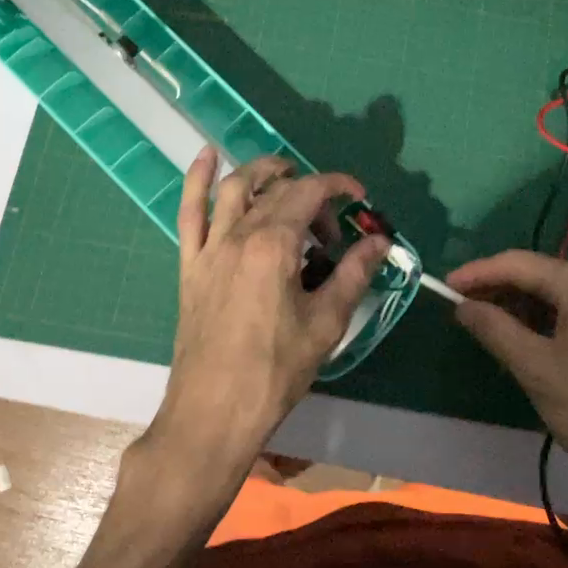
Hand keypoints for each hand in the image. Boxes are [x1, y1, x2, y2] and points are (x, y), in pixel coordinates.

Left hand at [146, 148, 390, 472]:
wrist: (214, 412)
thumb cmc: (275, 371)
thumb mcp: (326, 322)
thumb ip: (353, 274)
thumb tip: (379, 240)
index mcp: (274, 245)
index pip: (310, 192)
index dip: (338, 186)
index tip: (360, 197)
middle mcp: (239, 235)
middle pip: (278, 192)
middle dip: (310, 196)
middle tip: (329, 229)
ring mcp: (210, 248)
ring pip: (232, 188)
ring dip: (261, 171)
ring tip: (283, 174)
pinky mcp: (191, 265)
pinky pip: (189, 212)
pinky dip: (197, 179)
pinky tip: (206, 155)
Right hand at [447, 250, 567, 506]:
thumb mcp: (535, 369)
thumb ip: (495, 329)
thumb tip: (463, 306)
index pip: (517, 264)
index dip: (477, 273)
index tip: (445, 287)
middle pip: (535, 272)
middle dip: (496, 286)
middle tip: (459, 307)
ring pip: (551, 291)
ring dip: (516, 303)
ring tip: (482, 321)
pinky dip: (538, 316)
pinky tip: (518, 335)